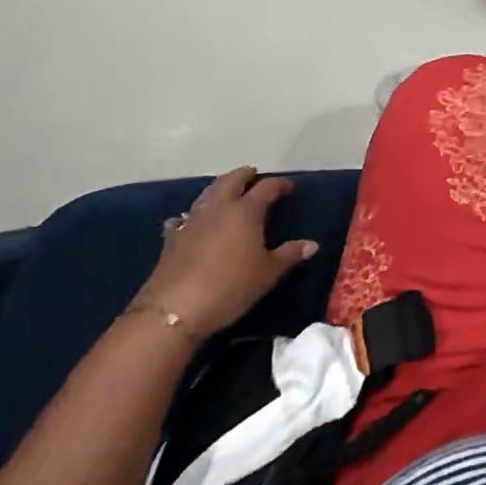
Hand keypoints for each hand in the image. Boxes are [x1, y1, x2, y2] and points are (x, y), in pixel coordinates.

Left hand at [131, 167, 318, 337]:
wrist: (176, 309)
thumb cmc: (231, 287)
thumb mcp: (267, 273)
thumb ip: (289, 254)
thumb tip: (312, 244)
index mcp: (246, 211)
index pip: (266, 187)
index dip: (279, 185)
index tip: (288, 187)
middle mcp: (219, 208)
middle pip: (232, 180)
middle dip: (244, 175)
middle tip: (253, 175)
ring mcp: (193, 220)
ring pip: (208, 192)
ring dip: (220, 187)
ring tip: (228, 191)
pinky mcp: (173, 237)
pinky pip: (187, 216)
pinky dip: (196, 214)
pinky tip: (195, 222)